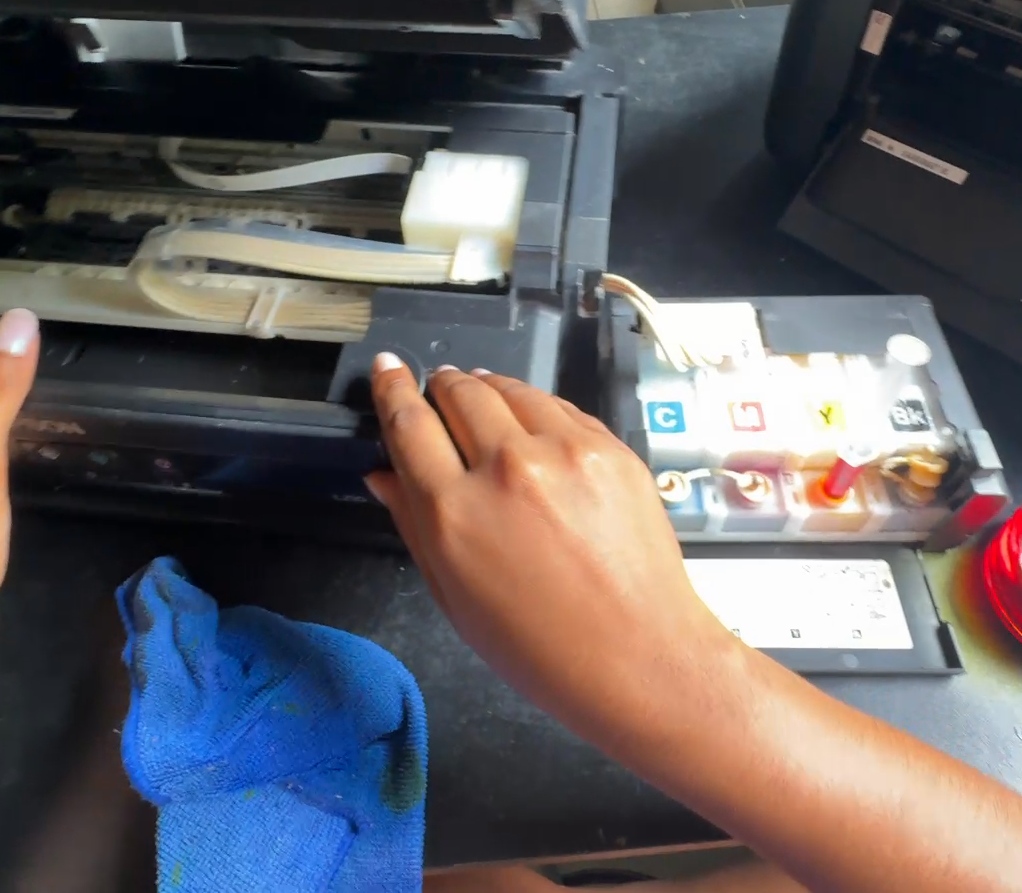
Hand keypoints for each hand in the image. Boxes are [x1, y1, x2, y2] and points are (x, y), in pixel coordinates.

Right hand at [365, 356, 735, 734]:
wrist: (639, 654)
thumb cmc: (537, 645)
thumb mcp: (454, 596)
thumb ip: (413, 523)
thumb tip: (383, 472)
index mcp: (456, 512)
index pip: (409, 423)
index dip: (392, 388)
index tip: (388, 368)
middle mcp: (507, 467)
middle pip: (459, 392)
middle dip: (441, 386)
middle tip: (439, 392)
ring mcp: (564, 451)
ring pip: (509, 388)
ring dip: (486, 388)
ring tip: (481, 396)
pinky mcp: (608, 446)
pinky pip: (558, 405)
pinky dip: (534, 407)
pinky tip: (531, 422)